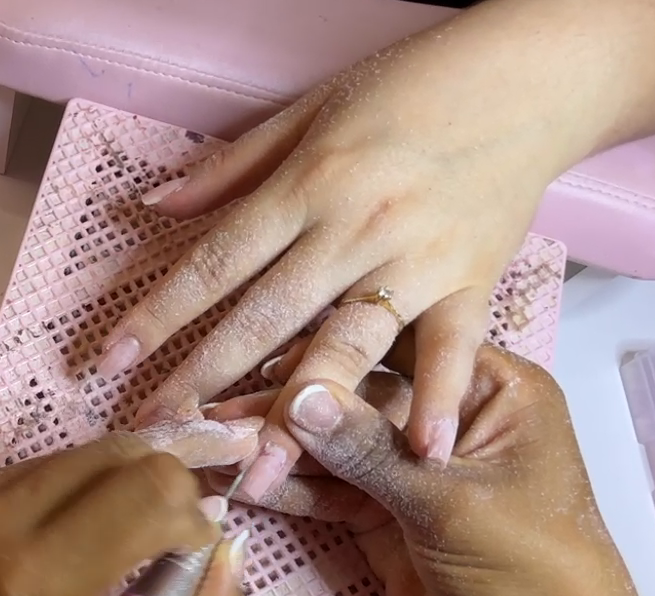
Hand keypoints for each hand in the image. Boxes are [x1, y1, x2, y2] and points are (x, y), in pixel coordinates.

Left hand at [0, 436, 252, 595]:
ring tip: (118, 542)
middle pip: (126, 456)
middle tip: (164, 544)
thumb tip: (226, 545)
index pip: (148, 493)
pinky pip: (56, 462)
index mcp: (33, 586)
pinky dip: (88, 489)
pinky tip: (76, 534)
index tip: (188, 556)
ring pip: (93, 452)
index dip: (191, 518)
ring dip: (127, 488)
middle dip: (167, 493)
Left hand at [99, 35, 591, 503]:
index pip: (215, 263)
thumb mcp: (309, 110)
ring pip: (345, 344)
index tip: (113, 362)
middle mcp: (354, 226)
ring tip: (261, 471)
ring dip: (300, 411)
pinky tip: (422, 454)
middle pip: (264, 318)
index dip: (159, 315)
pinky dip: (439, 398)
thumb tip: (154, 205)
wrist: (541, 64)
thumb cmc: (413, 85)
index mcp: (307, 183)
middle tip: (162, 435)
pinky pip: (453, 346)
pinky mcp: (474, 278)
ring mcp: (417, 258)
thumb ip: (228, 169)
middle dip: (205, 380)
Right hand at [220, 340, 654, 595]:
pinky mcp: (376, 512)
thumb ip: (366, 449)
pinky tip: (244, 481)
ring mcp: (404, 469)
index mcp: (490, 390)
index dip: (337, 349)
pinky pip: (323, 490)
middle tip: (223, 412)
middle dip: (290, 408)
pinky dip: (286, 488)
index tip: (270, 360)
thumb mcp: (447, 500)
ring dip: (277, 450)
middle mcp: (443, 419)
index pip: (402, 347)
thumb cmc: (529, 567)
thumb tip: (296, 398)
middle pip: (354, 399)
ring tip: (216, 445)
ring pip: (331, 447)